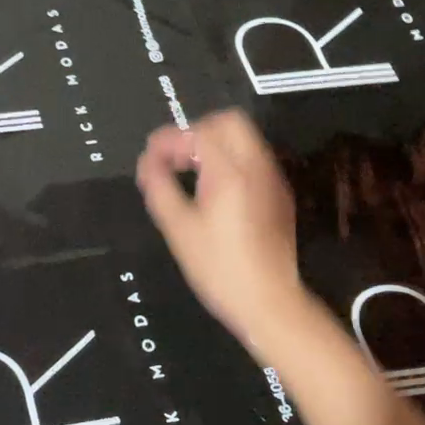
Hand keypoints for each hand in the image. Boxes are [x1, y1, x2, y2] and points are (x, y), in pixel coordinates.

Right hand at [134, 110, 313, 343]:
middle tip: (175, 156)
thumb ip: (159, 186)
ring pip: (244, 139)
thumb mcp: (177, 228)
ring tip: (188, 171)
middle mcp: (256, 168)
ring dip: (213, 144)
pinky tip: (210, 189)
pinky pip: (252, 160)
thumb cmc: (218, 268)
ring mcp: (272, 181)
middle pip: (230, 122)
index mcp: (230, 173)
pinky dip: (228, 160)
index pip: (198, 132)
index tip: (150, 154)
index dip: (169, 138)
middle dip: (197, 131)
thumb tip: (147, 162)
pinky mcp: (278, 195)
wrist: (269, 302)